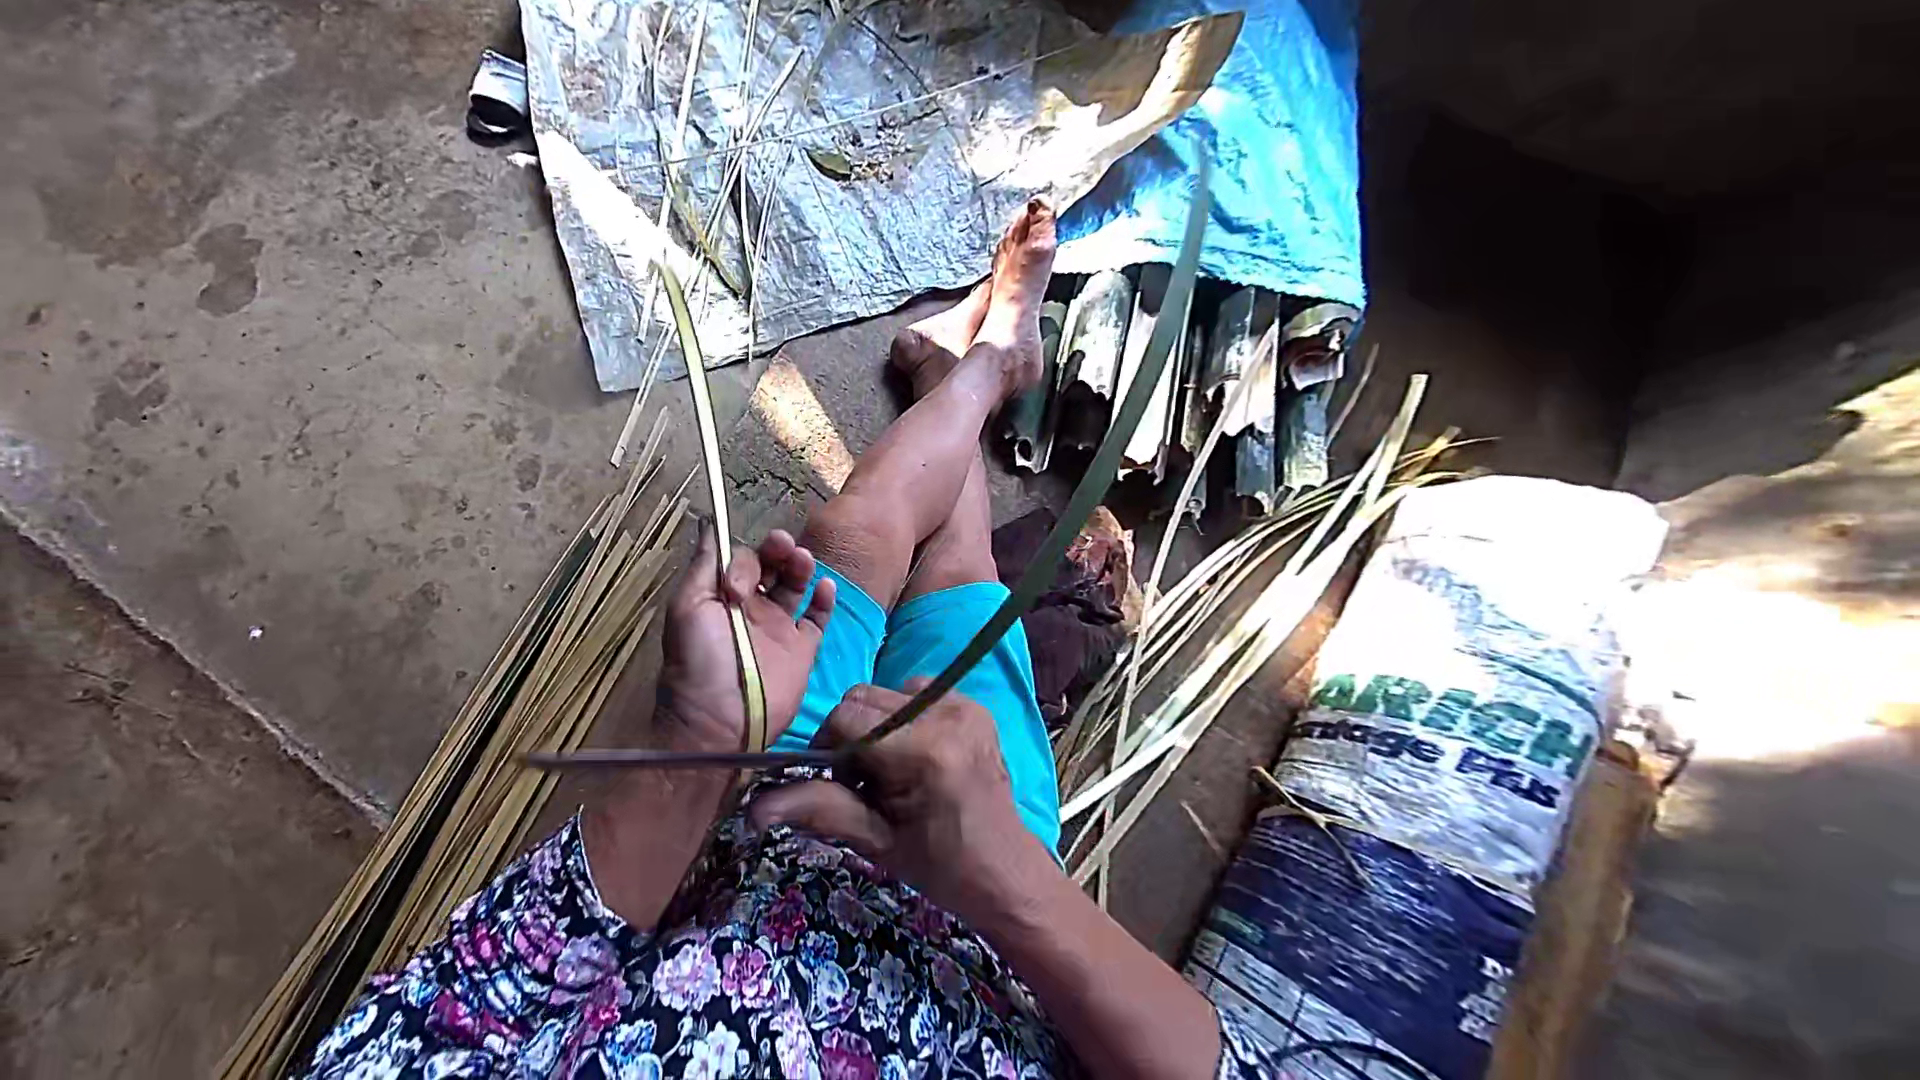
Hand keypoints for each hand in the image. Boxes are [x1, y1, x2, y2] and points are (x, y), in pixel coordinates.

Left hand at [656, 525, 834, 751]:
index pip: (743, 561)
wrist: (721, 721)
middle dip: (780, 550)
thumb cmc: (699, 661)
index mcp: (723, 598)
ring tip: (803, 561)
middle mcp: (752, 608)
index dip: (747, 559)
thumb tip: (707, 524)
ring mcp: (780, 628)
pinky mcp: (803, 649)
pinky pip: (818, 617)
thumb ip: (704, 567)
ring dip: (801, 567)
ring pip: (796, 586)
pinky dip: (826, 599)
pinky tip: (826, 587)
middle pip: (773, 567)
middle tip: (785, 545)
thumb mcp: (688, 607)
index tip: (742, 578)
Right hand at [747, 681, 1052, 925]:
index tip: (836, 782)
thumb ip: (819, 810)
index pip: (846, 718)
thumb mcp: (877, 841)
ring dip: (876, 724)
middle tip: (864, 782)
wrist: (1003, 868)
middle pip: (864, 698)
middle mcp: (947, 714)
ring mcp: (966, 704)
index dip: (827, 747)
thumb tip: (755, 808)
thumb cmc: (940, 864)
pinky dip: (904, 716)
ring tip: (892, 769)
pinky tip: (916, 753)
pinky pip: (918, 692)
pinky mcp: (975, 704)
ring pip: (887, 692)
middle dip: (850, 735)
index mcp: (924, 750)